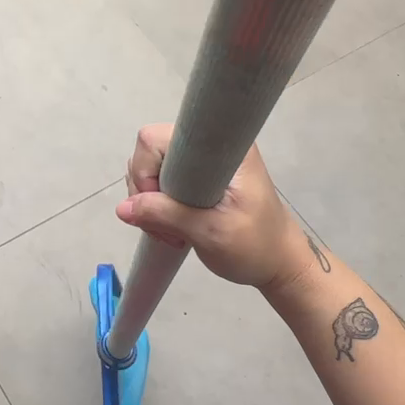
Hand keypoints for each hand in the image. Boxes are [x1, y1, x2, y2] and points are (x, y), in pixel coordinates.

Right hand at [114, 123, 314, 292]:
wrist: (281, 265)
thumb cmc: (256, 247)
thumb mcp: (210, 233)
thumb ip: (165, 214)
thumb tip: (122, 209)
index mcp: (220, 148)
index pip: (157, 138)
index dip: (147, 170)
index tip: (161, 204)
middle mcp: (207, 145)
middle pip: (149, 152)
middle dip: (147, 190)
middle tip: (165, 225)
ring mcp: (200, 160)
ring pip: (150, 167)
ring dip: (151, 201)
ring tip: (172, 231)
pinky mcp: (195, 175)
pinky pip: (158, 179)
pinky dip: (156, 204)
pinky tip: (171, 226)